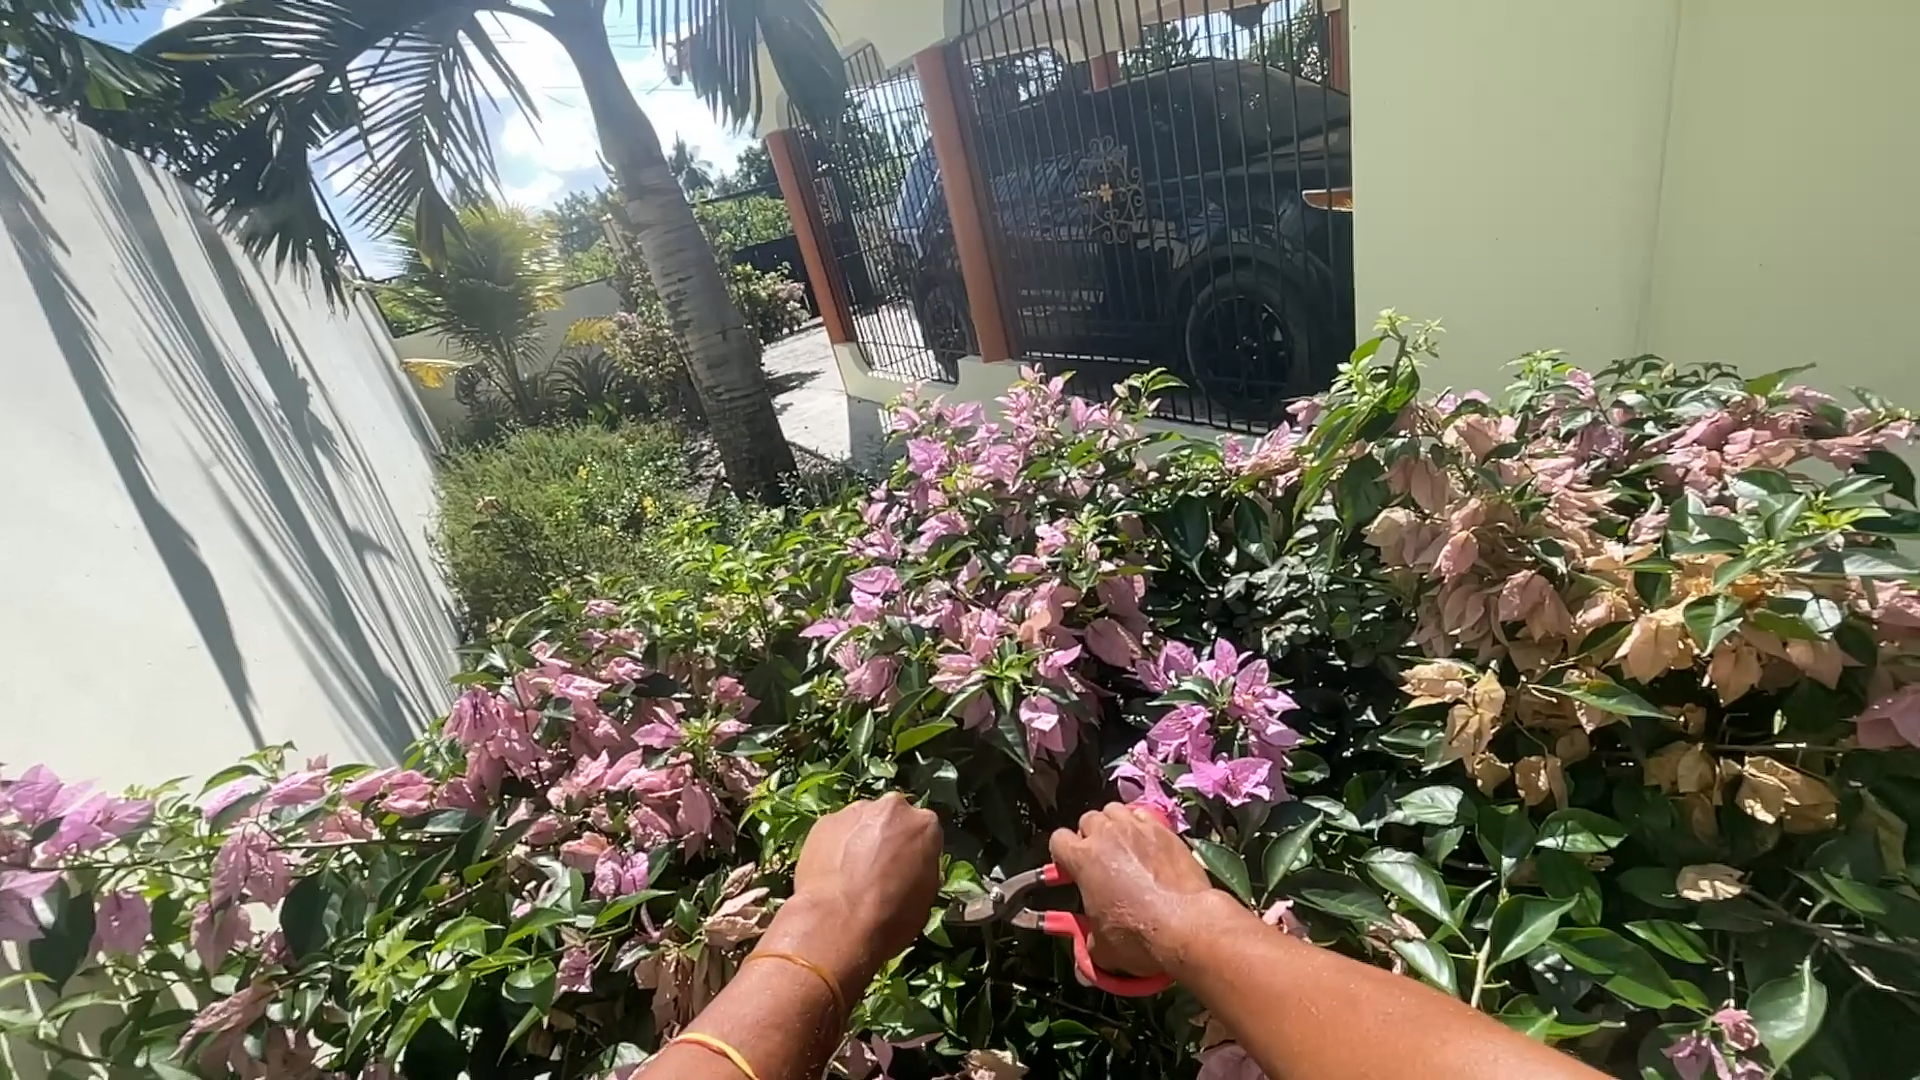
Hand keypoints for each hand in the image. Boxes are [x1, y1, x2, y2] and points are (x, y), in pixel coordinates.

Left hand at [765, 794, 942, 987]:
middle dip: (888, 836)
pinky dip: (835, 845)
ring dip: (861, 838)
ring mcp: (856, 811)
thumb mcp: (926, 898)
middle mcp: (892, 807)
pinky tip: (831, 873)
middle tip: (878, 867)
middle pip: (893, 817)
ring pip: (863, 820)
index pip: (924, 830)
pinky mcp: (826, 820)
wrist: (837, 926)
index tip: (907, 868)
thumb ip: (922, 867)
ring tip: (851, 873)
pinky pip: (836, 830)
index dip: (915, 851)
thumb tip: (911, 867)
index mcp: (924, 823)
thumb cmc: (888, 919)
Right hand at [1049, 803, 1217, 976]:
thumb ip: (1088, 945)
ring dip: (1114, 825)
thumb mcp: (1104, 949)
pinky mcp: (1162, 828)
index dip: (1063, 854)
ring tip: (1124, 846)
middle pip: (1087, 820)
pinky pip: (1142, 816)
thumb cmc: (1139, 935)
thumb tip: (1084, 966)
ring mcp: (1135, 827)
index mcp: (1083, 859)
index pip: (1058, 840)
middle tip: (1101, 859)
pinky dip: (1141, 825)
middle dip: (1090, 837)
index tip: (1072, 868)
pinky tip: (1148, 843)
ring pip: (1114, 811)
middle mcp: (1105, 834)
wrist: (1188, 923)